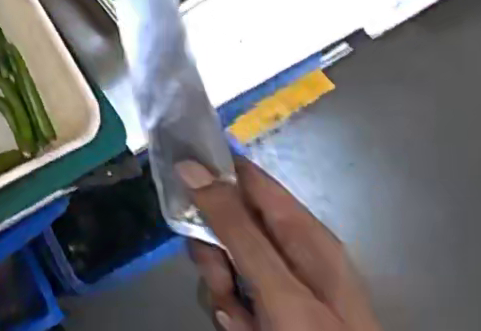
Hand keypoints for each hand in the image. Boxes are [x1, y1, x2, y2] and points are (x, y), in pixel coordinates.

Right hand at [177, 156, 381, 330]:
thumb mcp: (281, 294)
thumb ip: (236, 229)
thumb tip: (189, 165)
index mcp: (306, 236)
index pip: (248, 177)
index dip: (210, 171)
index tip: (175, 181)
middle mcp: (293, 254)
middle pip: (229, 220)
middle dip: (212, 248)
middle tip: (221, 279)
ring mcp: (282, 289)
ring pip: (224, 260)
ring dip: (218, 287)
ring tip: (237, 322)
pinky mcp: (271, 318)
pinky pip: (231, 294)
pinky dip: (229, 314)